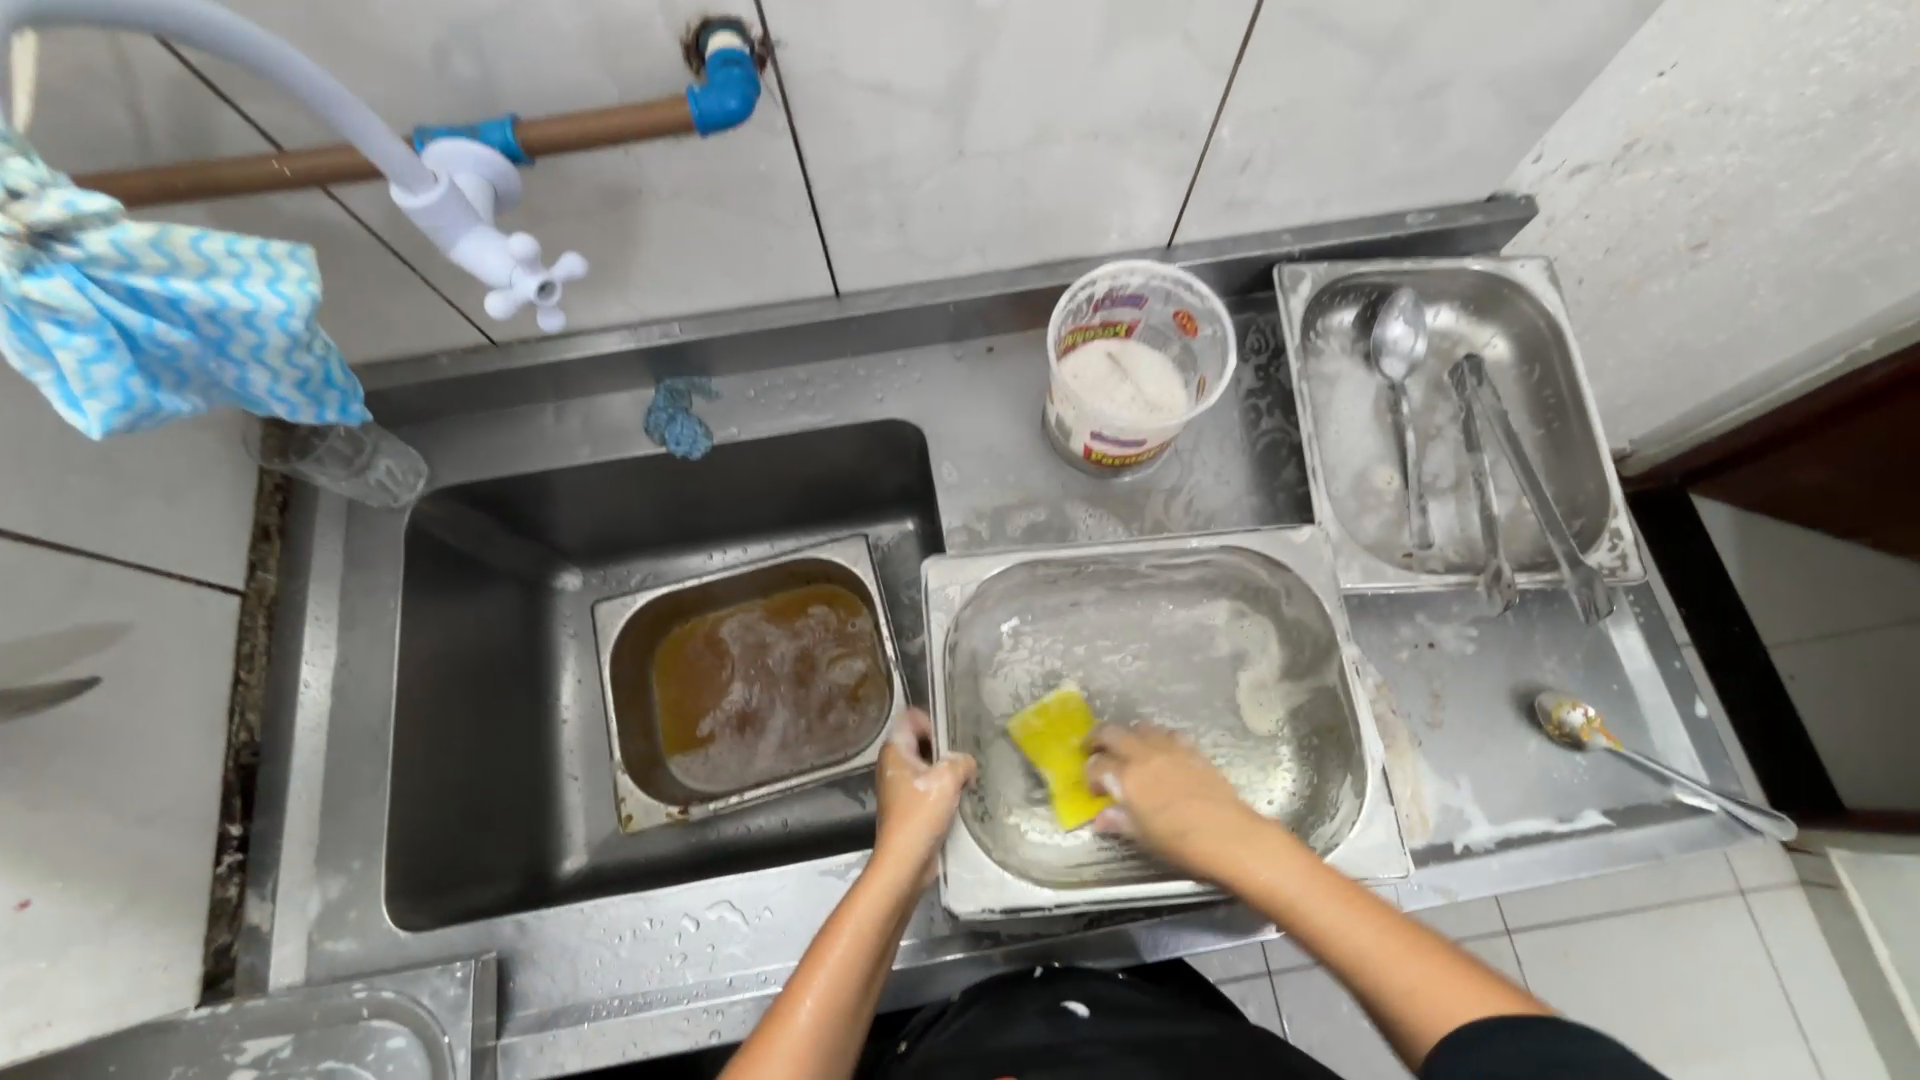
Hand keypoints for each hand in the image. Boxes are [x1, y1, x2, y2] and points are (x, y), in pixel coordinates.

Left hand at [873, 707, 975, 888]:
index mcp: (895, 750)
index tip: (953, 739)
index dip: (933, 722)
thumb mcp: (947, 779)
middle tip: (965, 759)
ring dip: (947, 770)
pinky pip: (929, 785)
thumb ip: (961, 761)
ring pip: (928, 765)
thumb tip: (966, 764)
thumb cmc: (921, 814)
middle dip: (945, 748)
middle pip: (922, 741)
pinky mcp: (909, 805)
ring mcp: (900, 785)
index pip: (912, 718)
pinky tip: (959, 797)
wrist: (905, 862)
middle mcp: (894, 763)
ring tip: (966, 779)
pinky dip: (944, 788)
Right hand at [1084, 722, 1269, 879]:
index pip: (1097, 766)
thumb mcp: (1143, 837)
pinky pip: (1168, 733)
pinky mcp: (1192, 750)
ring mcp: (1169, 749)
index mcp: (1127, 777)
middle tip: (1092, 749)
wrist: (1230, 836)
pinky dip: (1158, 738)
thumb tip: (1100, 818)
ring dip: (1128, 734)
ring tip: (1126, 748)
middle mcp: (1144, 755)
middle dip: (1097, 739)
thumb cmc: (1181, 842)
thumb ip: (1119, 821)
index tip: (1093, 787)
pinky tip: (1161, 751)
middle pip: (1111, 732)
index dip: (1090, 774)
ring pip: (1140, 727)